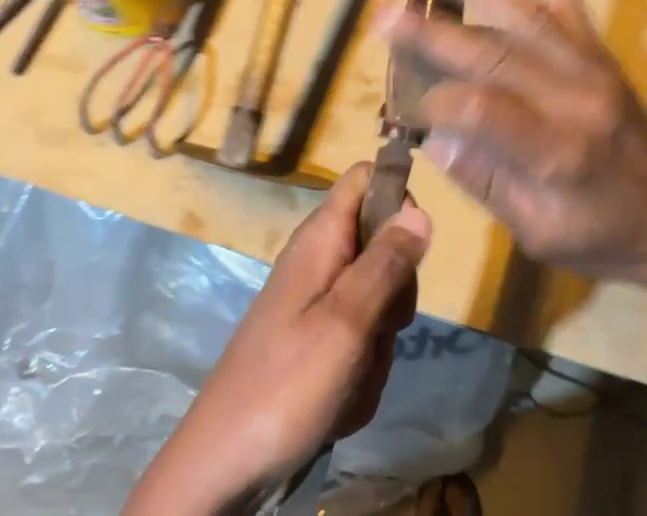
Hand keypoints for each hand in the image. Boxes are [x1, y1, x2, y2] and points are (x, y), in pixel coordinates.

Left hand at [126, 163, 429, 513]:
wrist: (226, 465)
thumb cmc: (286, 385)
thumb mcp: (346, 321)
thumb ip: (385, 263)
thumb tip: (420, 208)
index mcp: (319, 240)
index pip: (364, 180)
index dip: (396, 198)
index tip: (411, 247)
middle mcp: (319, 263)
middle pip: (384, 246)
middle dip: (396, 292)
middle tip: (380, 325)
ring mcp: (318, 307)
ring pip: (380, 302)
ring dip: (379, 344)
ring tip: (352, 373)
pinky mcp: (318, 346)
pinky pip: (363, 344)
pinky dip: (362, 372)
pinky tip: (342, 399)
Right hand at [373, 0, 646, 293]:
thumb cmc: (608, 239)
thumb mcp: (540, 233)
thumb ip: (487, 182)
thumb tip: (434, 137)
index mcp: (559, 152)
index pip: (483, 111)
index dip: (436, 104)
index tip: (406, 108)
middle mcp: (577, 98)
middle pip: (497, 53)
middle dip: (436, 31)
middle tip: (386, 10)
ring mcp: (594, 69)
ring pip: (529, 17)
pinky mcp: (604, 57)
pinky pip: (571, 9)